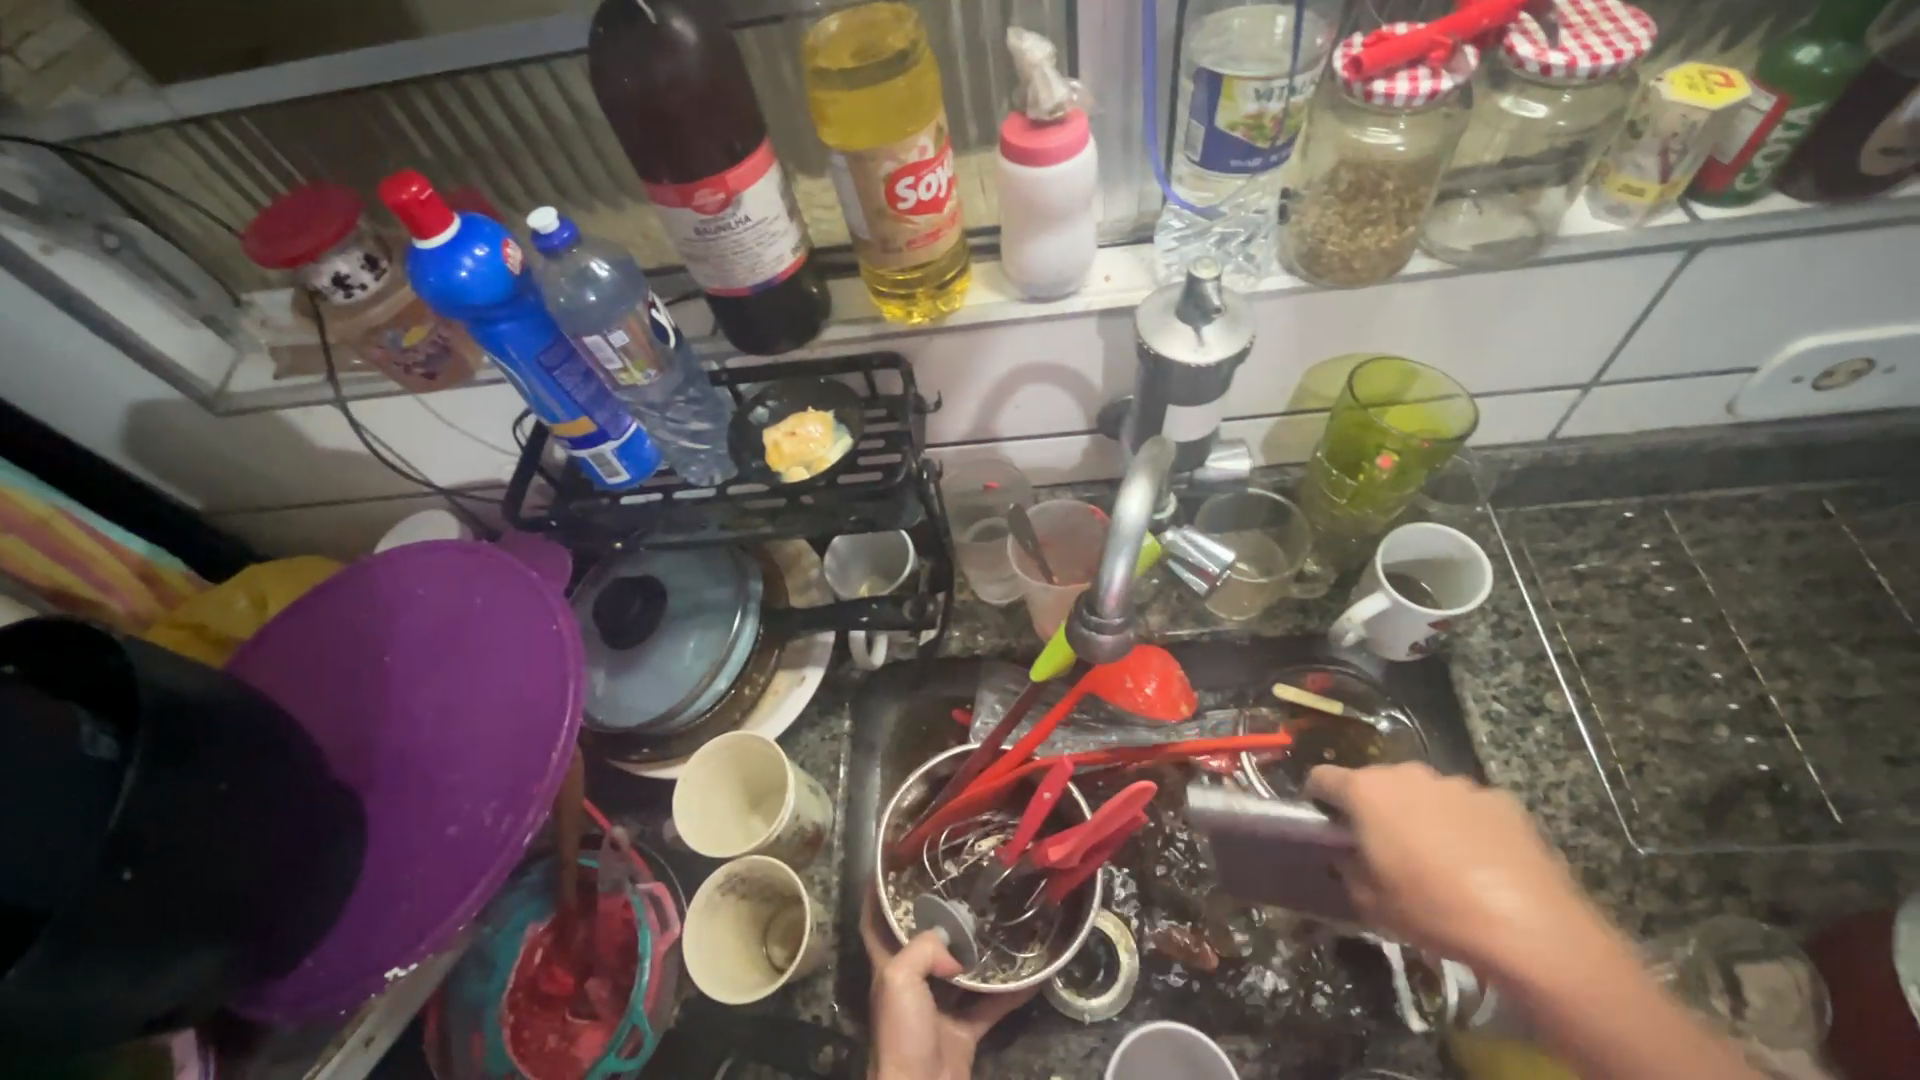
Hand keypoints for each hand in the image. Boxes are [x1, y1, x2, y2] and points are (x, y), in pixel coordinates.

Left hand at [861, 891, 1035, 1079]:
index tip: (890, 866)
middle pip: (924, 944)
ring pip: (960, 973)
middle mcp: (911, 985)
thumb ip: (923, 949)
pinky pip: (990, 1007)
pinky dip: (1009, 994)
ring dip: (979, 954)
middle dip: (941, 920)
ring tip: (1000, 922)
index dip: (877, 897)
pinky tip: (1032, 976)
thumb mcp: (899, 980)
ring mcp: (938, 1010)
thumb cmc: (901, 1033)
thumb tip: (953, 950)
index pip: (875, 925)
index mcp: (888, 968)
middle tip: (965, 889)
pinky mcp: (963, 1034)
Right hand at [1306, 762, 1621, 980]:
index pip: (1322, 777)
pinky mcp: (1501, 800)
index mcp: (1367, 793)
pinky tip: (1480, 863)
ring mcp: (1458, 784)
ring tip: (1438, 859)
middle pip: (1377, 782)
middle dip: (1374, 808)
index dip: (1319, 799)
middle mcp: (1409, 775)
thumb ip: (1349, 869)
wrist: (1530, 927)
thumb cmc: (1434, 911)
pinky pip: (1467, 807)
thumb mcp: (1371, 903)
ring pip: (1424, 793)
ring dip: (1420, 814)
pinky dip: (1464, 825)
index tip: (1327, 825)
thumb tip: (1350, 856)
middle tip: (1384, 848)